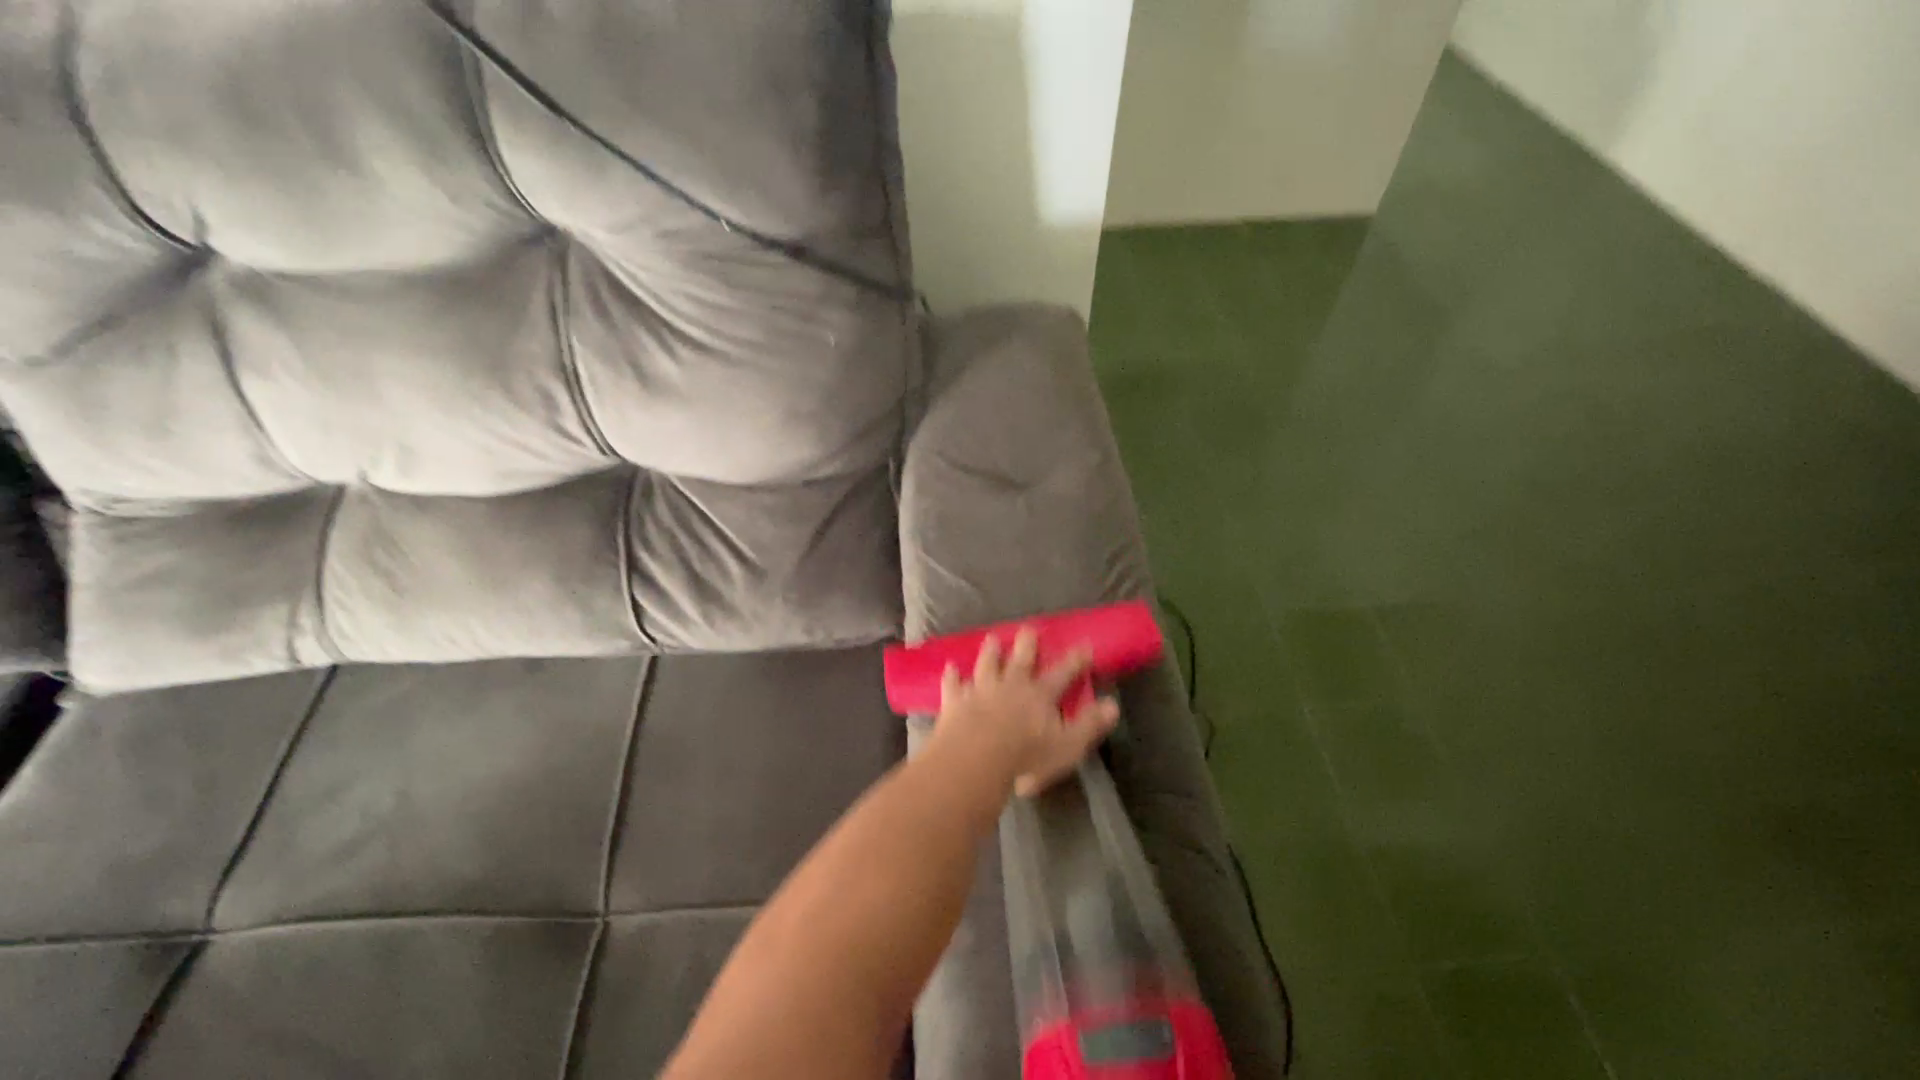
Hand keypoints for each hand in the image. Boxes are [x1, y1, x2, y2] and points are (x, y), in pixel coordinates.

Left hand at [932, 628, 1120, 796]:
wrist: (976, 755)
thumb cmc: (1026, 754)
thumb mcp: (1068, 745)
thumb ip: (1090, 724)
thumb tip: (1113, 704)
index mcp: (1040, 695)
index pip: (1063, 673)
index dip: (1075, 660)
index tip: (1084, 645)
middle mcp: (1011, 685)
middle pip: (1021, 659)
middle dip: (1027, 643)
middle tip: (1029, 629)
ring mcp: (981, 690)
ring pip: (987, 665)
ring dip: (990, 652)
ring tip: (992, 639)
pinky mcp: (955, 702)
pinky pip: (953, 685)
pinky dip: (952, 676)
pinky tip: (950, 667)